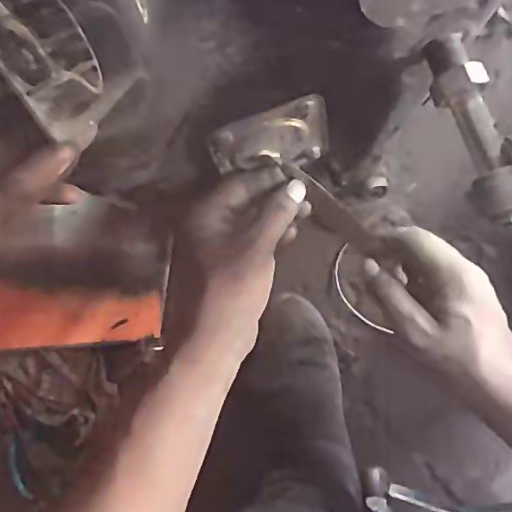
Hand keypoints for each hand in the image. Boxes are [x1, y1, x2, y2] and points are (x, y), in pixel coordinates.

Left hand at [166, 167, 309, 356]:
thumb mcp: (258, 246)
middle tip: (305, 194)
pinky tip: (292, 233)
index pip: (240, 183)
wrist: (215, 336)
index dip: (270, 178)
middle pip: (245, 200)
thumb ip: (277, 213)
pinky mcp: (228, 263)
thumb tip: (296, 185)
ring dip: (277, 215)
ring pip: (250, 220)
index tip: (297, 175)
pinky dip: (271, 234)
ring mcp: (216, 244)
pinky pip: (251, 239)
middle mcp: (207, 223)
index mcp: (206, 213)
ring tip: (306, 211)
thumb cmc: (233, 287)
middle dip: (276, 196)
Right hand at [363, 228, 511, 404]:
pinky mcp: (475, 293)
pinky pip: (441, 275)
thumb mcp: (416, 333)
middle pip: (425, 245)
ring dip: (406, 268)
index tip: (361, 252)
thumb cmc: (458, 362)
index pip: (415, 237)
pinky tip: (409, 301)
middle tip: (369, 274)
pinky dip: (420, 280)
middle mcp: (467, 267)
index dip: (384, 239)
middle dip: (393, 254)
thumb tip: (368, 266)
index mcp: (454, 272)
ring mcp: (474, 280)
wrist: (501, 386)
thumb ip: (390, 296)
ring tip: (384, 289)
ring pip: (432, 260)